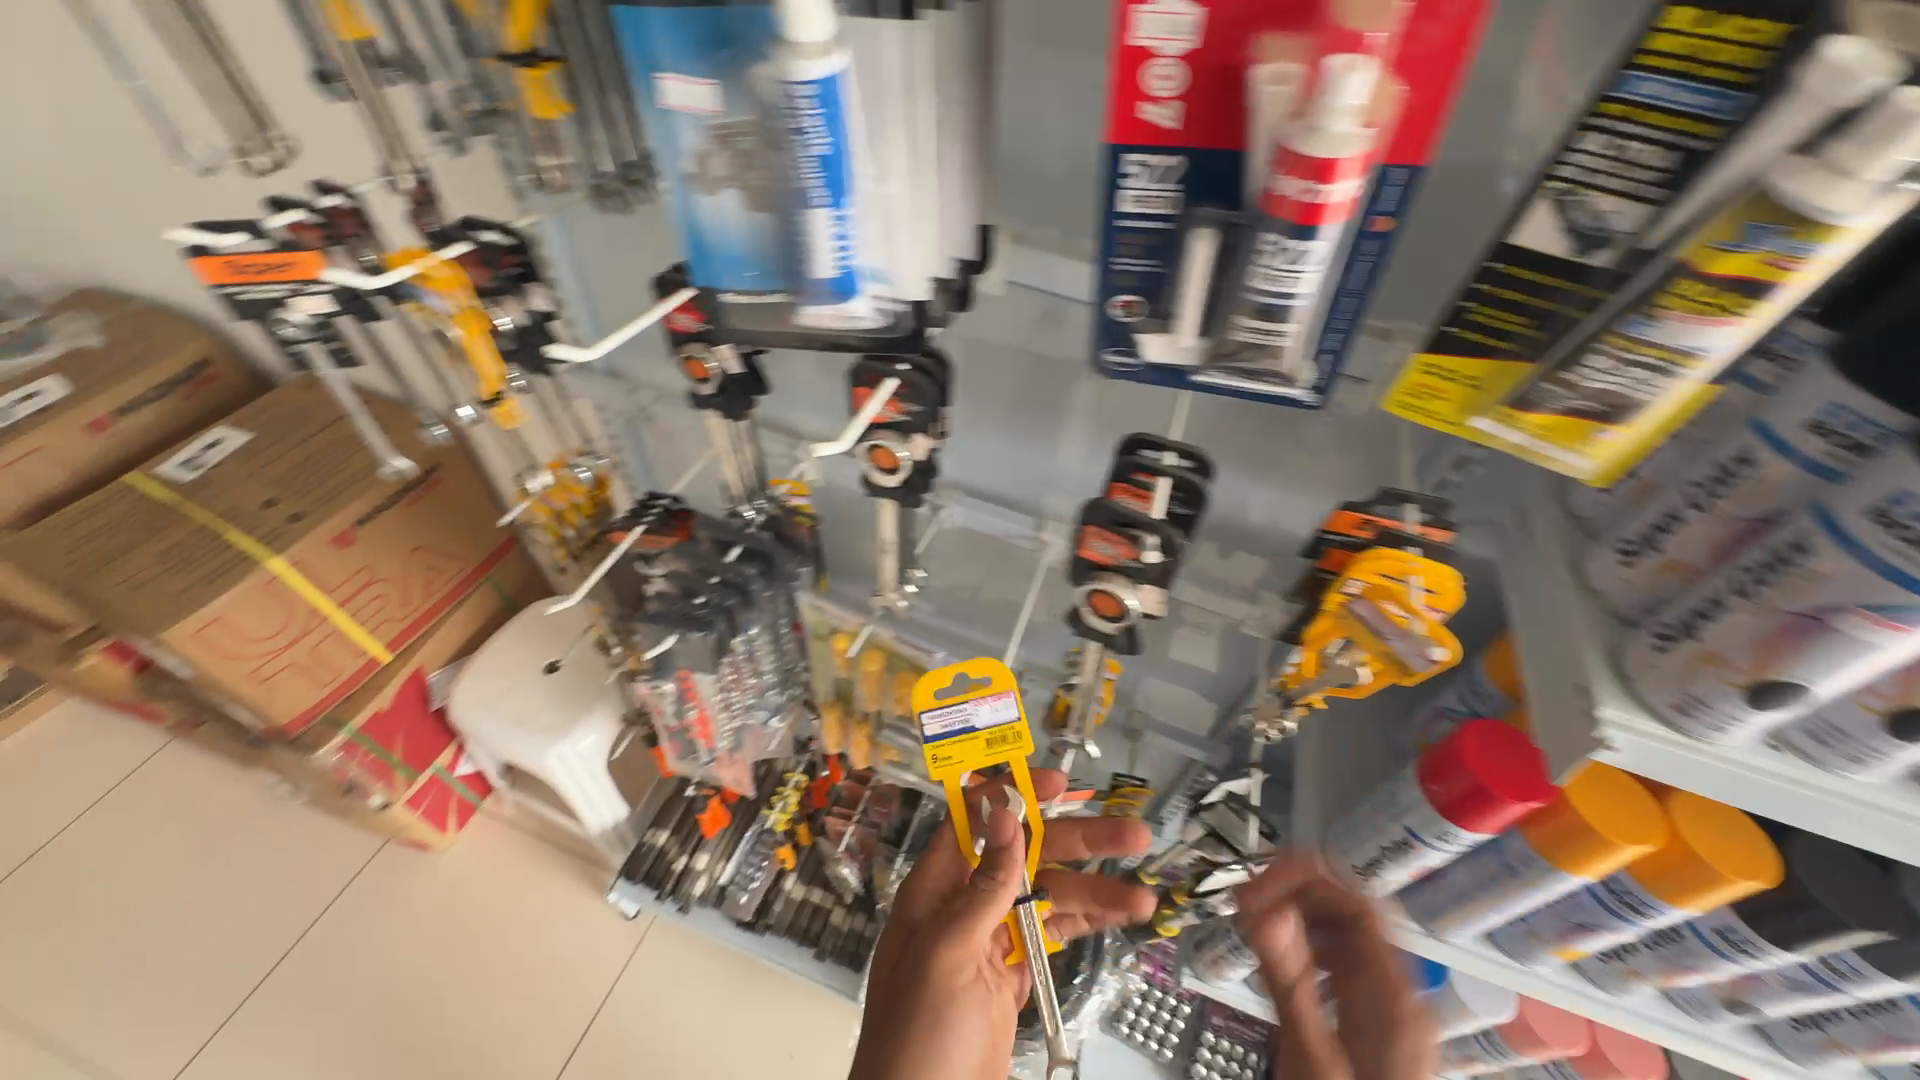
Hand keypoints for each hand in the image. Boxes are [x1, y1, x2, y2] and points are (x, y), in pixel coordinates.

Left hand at [849, 769, 1156, 1079]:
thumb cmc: (919, 1030)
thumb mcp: (947, 951)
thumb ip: (982, 885)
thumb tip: (1004, 813)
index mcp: (937, 888)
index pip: (976, 822)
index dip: (1015, 795)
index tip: (1060, 784)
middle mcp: (965, 904)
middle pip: (1026, 856)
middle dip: (1078, 843)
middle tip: (1133, 833)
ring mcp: (992, 940)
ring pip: (1048, 897)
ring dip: (1095, 892)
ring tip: (1144, 896)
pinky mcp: (1013, 974)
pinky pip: (1052, 934)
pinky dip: (1086, 923)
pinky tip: (1122, 915)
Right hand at [1234, 856, 1436, 1079]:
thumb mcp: (1312, 1060)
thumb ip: (1288, 980)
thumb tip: (1262, 906)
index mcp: (1395, 998)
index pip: (1357, 907)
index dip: (1307, 880)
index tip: (1254, 881)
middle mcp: (1399, 996)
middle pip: (1354, 918)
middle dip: (1298, 894)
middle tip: (1244, 897)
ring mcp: (1389, 1013)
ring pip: (1347, 941)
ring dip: (1300, 917)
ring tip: (1250, 919)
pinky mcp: (1374, 1030)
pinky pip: (1343, 969)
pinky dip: (1307, 949)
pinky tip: (1277, 957)